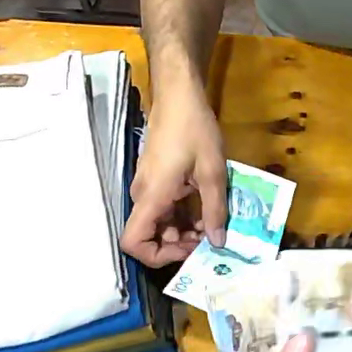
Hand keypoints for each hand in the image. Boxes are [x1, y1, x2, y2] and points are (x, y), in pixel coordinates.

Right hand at [122, 85, 227, 265]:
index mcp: (152, 196)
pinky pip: (164, 208)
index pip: (133, 242)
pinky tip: (208, 212)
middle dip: (178, 245)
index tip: (188, 250)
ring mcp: (148, 187)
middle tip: (209, 242)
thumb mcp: (213, 171)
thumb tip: (217, 243)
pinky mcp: (156, 180)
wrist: (179, 95)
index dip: (157, 256)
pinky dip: (183, 216)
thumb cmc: (194, 130)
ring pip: (159, 224)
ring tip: (214, 228)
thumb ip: (215, 210)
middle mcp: (143, 196)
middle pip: (149, 236)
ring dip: (184, 231)